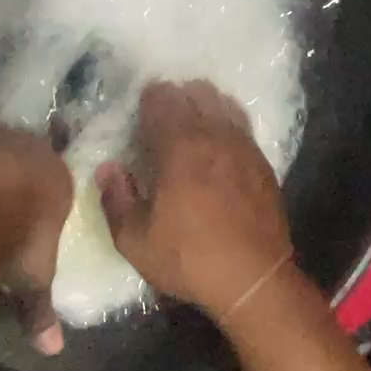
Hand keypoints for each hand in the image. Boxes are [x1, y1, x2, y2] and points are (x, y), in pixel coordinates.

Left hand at [0, 127, 73, 353]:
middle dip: (7, 185)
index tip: (24, 219)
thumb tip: (53, 351)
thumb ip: (40, 310)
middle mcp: (29, 149)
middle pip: (18, 166)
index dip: (38, 204)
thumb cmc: (20, 239)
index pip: (53, 188)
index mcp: (58, 180)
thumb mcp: (33, 279)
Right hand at [96, 80, 294, 321]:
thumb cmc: (186, 259)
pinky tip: (213, 146)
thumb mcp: (134, 241)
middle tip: (157, 120)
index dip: (145, 103)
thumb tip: (108, 169)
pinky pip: (240, 126)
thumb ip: (116, 200)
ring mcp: (244, 146)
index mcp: (179, 147)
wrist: (252, 278)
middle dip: (174, 99)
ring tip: (187, 127)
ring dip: (201, 106)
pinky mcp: (262, 163)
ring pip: (222, 103)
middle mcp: (215, 135)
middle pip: (195, 92)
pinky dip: (223, 124)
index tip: (135, 117)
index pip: (161, 100)